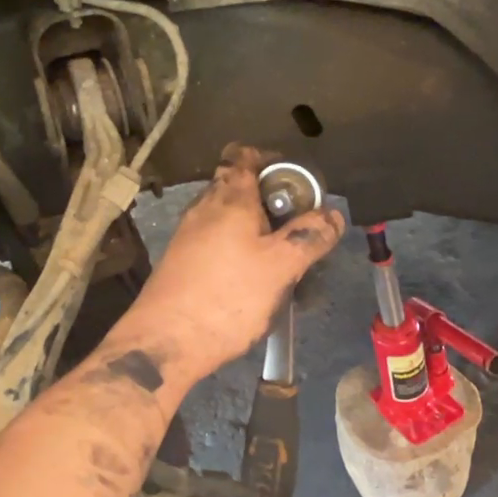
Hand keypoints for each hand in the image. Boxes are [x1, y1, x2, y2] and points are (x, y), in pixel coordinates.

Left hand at [116, 144, 343, 384]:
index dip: (270, 158)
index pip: (242, 155)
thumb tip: (332, 214)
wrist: (165, 342)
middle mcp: (203, 209)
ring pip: (228, 218)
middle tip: (300, 225)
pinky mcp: (182, 263)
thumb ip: (309, 237)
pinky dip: (238, 250)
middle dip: (270, 199)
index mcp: (228, 198)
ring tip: (283, 258)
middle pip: (238, 187)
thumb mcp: (281, 267)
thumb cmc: (227, 297)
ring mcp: (188, 236)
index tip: (296, 180)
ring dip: (256, 229)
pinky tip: (254, 279)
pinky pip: (216, 243)